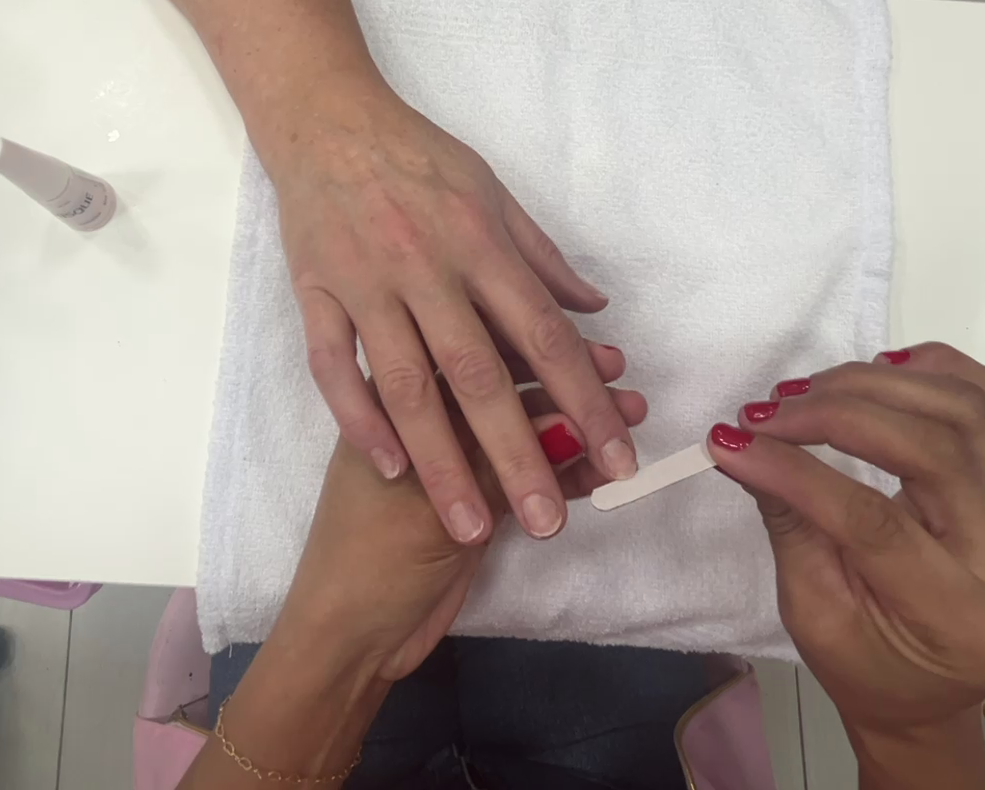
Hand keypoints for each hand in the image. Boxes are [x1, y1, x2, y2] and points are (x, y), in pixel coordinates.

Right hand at [268, 86, 635, 545]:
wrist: (328, 121)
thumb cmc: (418, 157)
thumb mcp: (494, 191)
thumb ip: (542, 257)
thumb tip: (594, 311)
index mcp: (480, 242)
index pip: (544, 335)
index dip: (585, 399)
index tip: (618, 457)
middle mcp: (427, 268)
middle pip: (479, 374)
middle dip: (519, 454)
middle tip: (551, 524)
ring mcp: (366, 284)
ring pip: (407, 385)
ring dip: (441, 461)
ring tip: (473, 526)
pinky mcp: (315, 294)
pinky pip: (333, 367)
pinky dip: (359, 420)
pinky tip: (390, 467)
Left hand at [274, 341, 644, 680]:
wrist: (353, 638)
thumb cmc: (370, 556)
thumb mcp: (432, 503)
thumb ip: (498, 467)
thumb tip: (573, 425)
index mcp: (397, 399)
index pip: (466, 356)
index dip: (526, 349)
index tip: (580, 346)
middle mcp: (429, 418)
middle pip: (504, 389)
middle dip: (561, 383)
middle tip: (617, 376)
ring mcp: (457, 458)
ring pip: (523, 430)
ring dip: (574, 428)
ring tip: (631, 417)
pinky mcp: (480, 496)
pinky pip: (528, 473)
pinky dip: (566, 472)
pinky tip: (605, 467)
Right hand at [705, 343, 984, 783]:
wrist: (922, 688)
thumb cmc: (860, 664)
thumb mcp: (808, 612)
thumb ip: (787, 522)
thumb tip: (739, 446)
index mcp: (965, 623)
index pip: (878, 523)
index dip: (797, 472)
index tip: (731, 440)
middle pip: (938, 449)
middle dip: (836, 415)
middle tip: (761, 414)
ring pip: (964, 412)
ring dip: (872, 386)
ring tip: (800, 394)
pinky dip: (931, 371)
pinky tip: (875, 371)